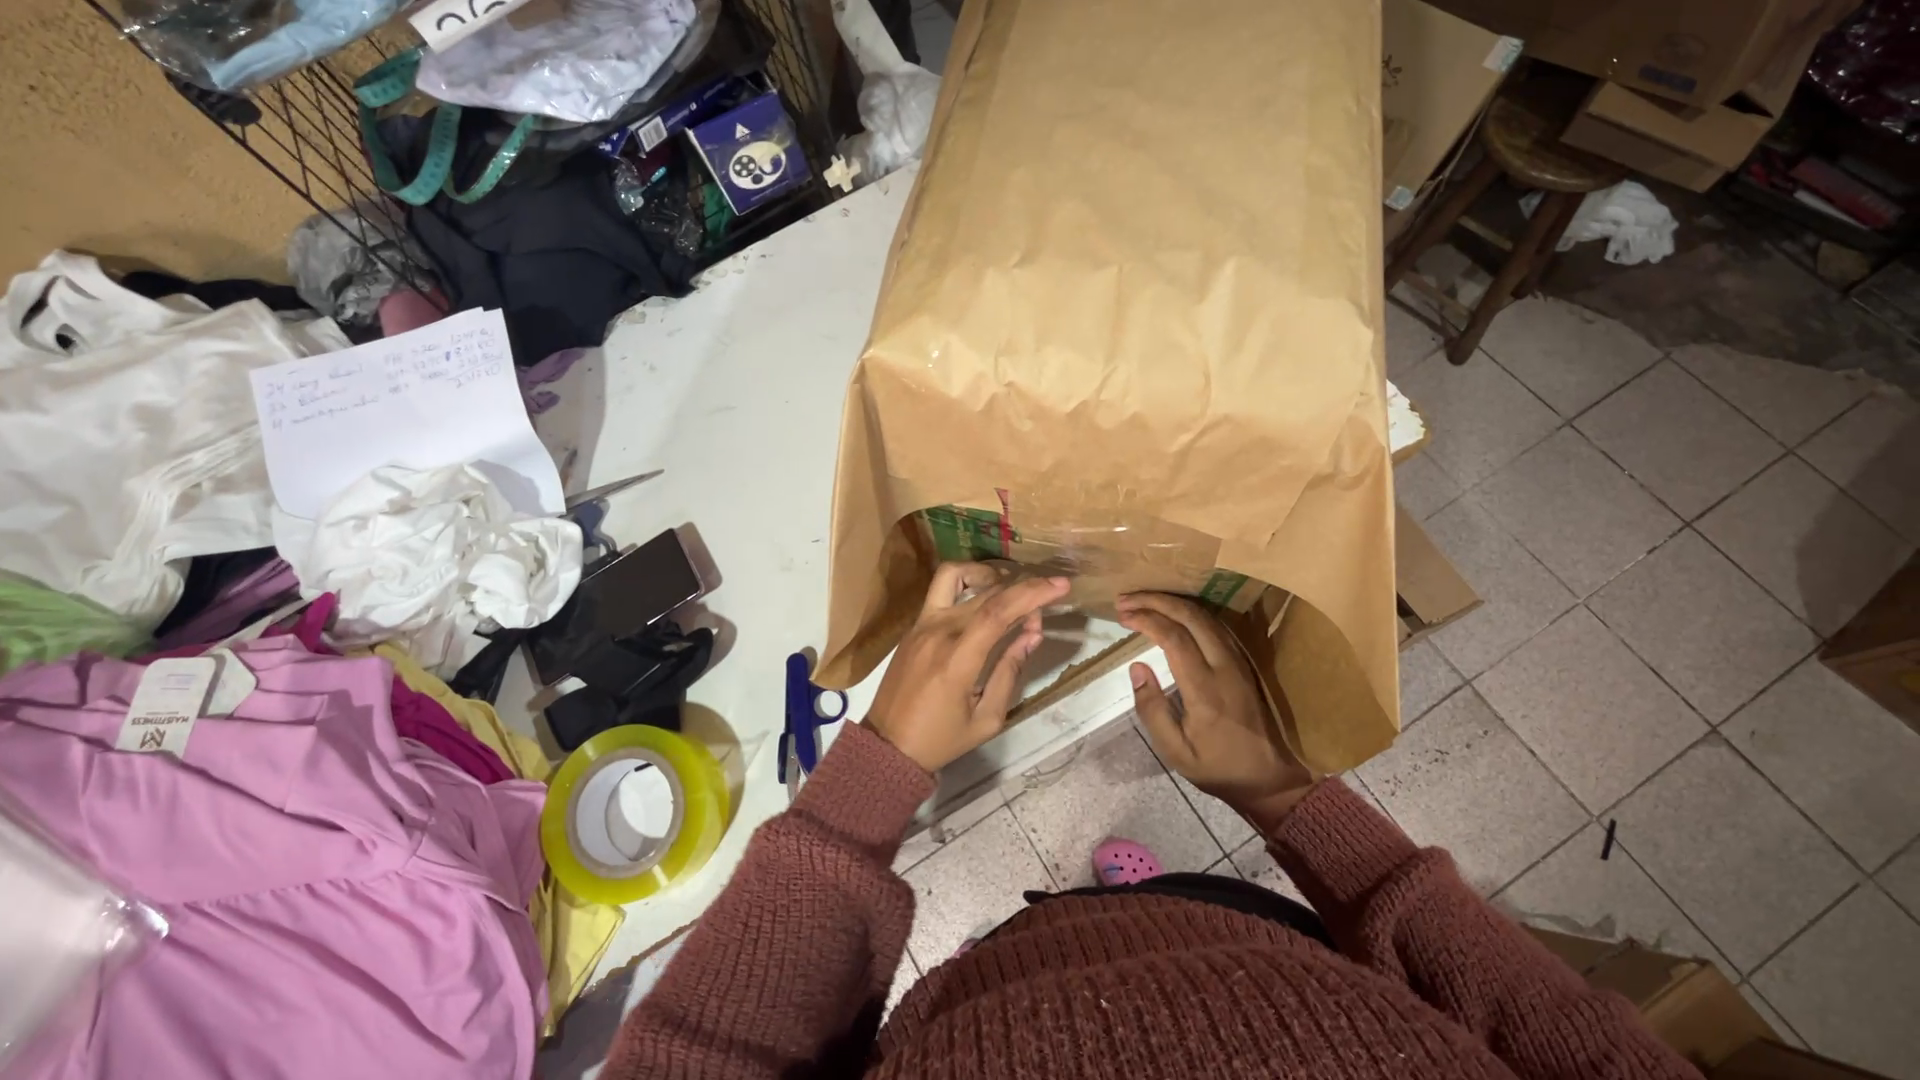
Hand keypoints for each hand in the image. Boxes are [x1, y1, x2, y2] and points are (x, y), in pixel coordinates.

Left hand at [865, 564, 1070, 772]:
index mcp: (957, 659)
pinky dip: (968, 583)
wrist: (887, 745)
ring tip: (1010, 591)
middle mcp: (937, 632)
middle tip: (1043, 609)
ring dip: (989, 574)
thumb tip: (1032, 634)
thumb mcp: (986, 719)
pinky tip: (984, 598)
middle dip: (1023, 591)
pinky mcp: (914, 626)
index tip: (1061, 586)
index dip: (1032, 593)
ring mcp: (921, 624)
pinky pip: (941, 590)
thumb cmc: (940, 739)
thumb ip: (1010, 673)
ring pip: (957, 577)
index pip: (998, 610)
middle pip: (986, 592)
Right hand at [1117, 592, 1314, 832]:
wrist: (1272, 778)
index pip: (1173, 637)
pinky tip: (1172, 614)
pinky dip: (1189, 612)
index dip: (1146, 619)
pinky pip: (1216, 626)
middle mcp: (1225, 667)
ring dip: (1172, 603)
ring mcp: (1239, 662)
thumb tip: (1136, 667)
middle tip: (1125, 599)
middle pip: (1191, 616)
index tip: (1122, 615)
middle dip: (1155, 600)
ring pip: (1206, 617)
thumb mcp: (1175, 752)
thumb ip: (1152, 709)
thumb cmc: (1218, 768)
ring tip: (1143, 602)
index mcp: (1205, 689)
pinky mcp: (1245, 664)